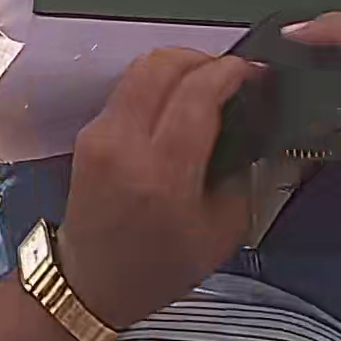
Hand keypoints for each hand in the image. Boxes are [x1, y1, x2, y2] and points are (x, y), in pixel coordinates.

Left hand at [56, 49, 257, 328]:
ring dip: (178, 65)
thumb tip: (249, 120)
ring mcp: (100, 134)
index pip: (196, 95)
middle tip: (228, 75)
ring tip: (204, 84)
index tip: (253, 71)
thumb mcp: (223, 230)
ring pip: (141, 68)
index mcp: (164, 176)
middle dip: (202, 58)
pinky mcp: (87, 131)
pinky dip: (158, 82)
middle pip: (162, 65)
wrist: (91, 282)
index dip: (229, 72)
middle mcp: (126, 144)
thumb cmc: (163, 266)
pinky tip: (175, 101)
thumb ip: (241, 170)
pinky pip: (128, 88)